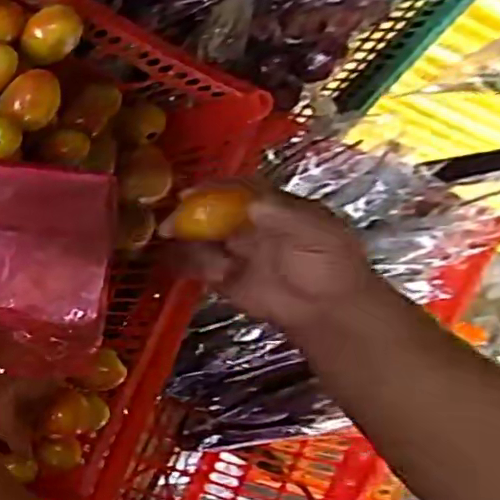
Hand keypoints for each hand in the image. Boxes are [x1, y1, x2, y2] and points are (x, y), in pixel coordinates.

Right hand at [173, 189, 380, 334]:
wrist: (324, 310)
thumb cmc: (330, 267)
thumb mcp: (317, 235)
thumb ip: (285, 218)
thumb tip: (251, 204)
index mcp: (273, 211)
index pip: (239, 191)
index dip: (214, 189)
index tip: (189, 194)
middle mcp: (249, 228)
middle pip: (210, 214)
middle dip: (187, 217)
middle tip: (168, 226)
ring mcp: (233, 253)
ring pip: (198, 241)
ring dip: (187, 245)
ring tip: (181, 251)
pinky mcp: (221, 276)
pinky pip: (194, 266)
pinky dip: (185, 266)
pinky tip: (190, 269)